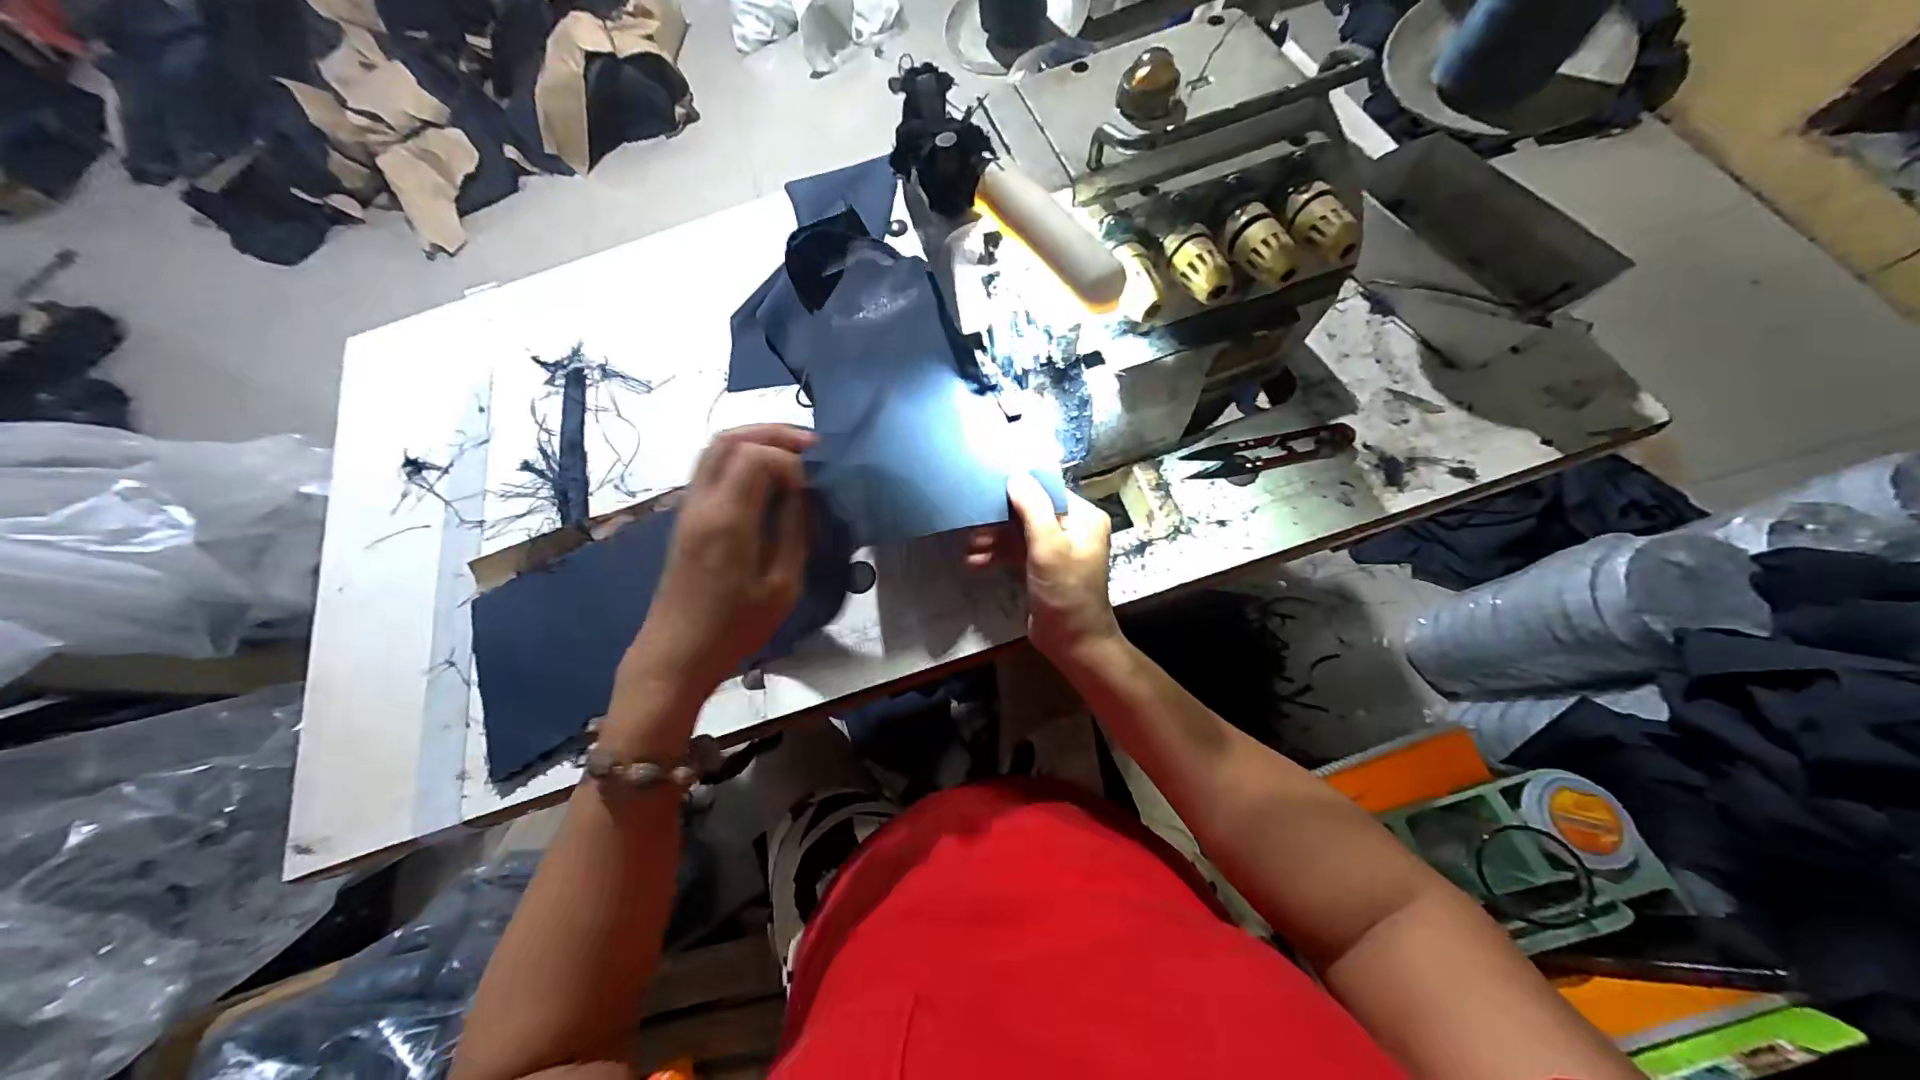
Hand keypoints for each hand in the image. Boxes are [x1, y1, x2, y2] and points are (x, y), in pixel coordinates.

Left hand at [622, 425, 814, 704]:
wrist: (677, 653)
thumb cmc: (735, 628)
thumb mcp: (782, 586)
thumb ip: (794, 531)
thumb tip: (802, 493)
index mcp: (728, 519)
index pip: (756, 456)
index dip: (790, 458)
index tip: (813, 482)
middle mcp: (703, 503)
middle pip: (729, 439)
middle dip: (772, 433)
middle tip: (810, 444)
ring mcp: (689, 508)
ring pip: (715, 449)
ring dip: (755, 441)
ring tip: (791, 453)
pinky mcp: (686, 519)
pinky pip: (711, 468)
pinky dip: (740, 458)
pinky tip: (766, 477)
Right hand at [968, 471, 1119, 663]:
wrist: (1073, 642)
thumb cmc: (1066, 592)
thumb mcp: (1048, 547)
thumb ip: (1033, 509)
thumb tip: (1015, 476)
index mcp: (1084, 517)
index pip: (1047, 491)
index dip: (1018, 489)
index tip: (987, 488)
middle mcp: (1073, 528)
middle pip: (1029, 511)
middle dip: (1000, 519)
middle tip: (973, 524)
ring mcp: (1057, 549)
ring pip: (1019, 532)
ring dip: (995, 538)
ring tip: (972, 547)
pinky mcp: (1042, 567)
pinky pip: (1017, 552)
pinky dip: (998, 554)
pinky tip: (976, 562)